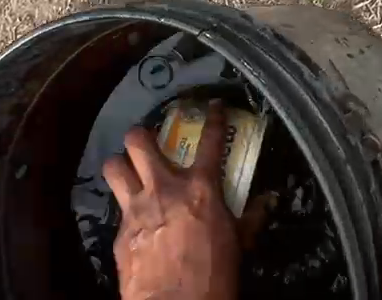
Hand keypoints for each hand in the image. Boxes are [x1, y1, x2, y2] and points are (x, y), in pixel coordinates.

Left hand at [103, 103, 238, 299]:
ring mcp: (136, 209)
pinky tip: (133, 220)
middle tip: (148, 140)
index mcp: (200, 188)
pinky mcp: (119, 234)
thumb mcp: (238, 244)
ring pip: (114, 167)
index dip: (213, 116)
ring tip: (128, 170)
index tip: (213, 104)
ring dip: (120, 165)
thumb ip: (250, 218)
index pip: (210, 139)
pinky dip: (125, 210)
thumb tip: (267, 203)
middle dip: (140, 135)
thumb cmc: (213, 277)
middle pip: (139, 141)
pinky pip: (117, 210)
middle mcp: (164, 188)